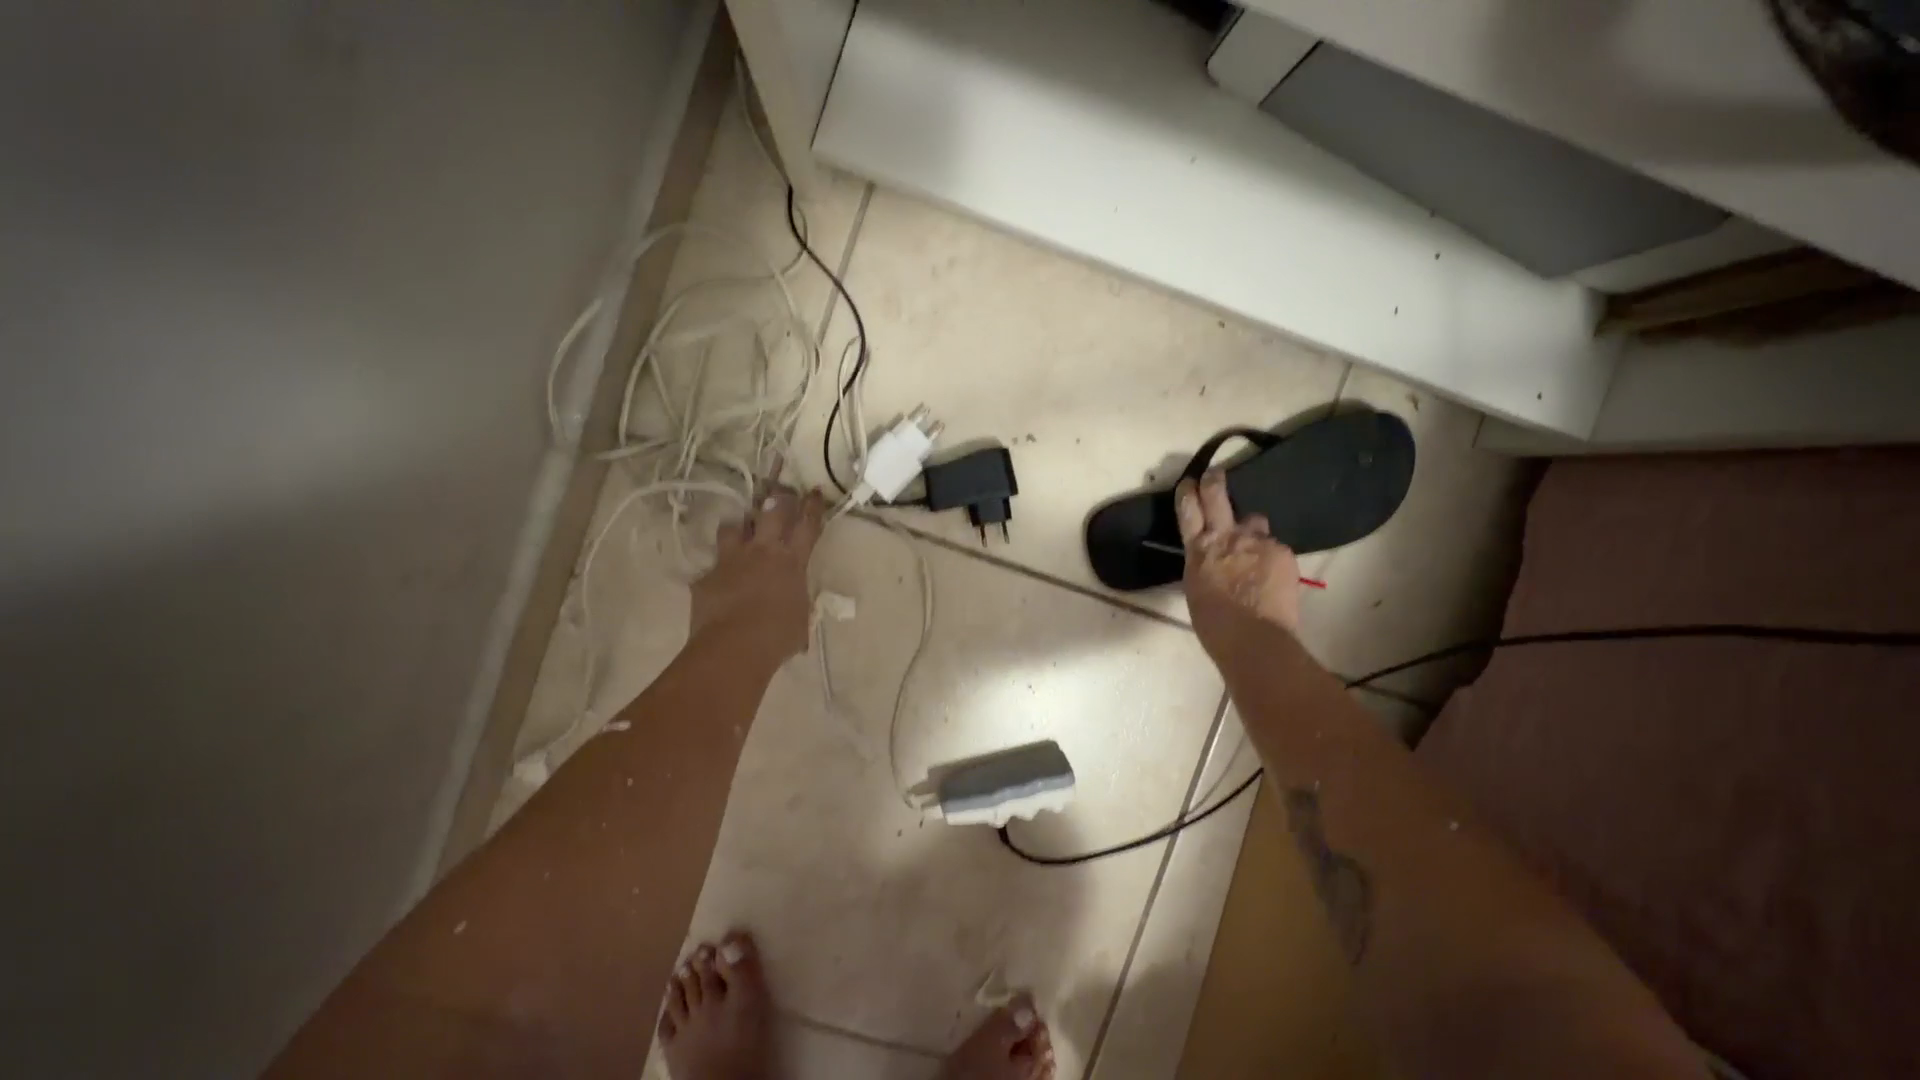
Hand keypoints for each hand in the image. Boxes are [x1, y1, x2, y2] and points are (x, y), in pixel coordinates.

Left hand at [689, 488, 826, 665]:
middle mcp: (761, 552)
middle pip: (771, 513)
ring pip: (733, 528)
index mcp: (791, 562)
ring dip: (739, 527)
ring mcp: (731, 561)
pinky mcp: (707, 576)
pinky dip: (718, 569)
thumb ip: (797, 602)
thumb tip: (794, 602)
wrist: (734, 646)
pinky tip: (718, 579)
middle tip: (780, 494)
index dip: (812, 507)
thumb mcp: (801, 619)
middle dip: (777, 500)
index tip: (813, 492)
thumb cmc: (778, 636)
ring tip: (740, 530)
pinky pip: (712, 565)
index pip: (807, 526)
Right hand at [1177, 469, 1301, 656]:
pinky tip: (1273, 576)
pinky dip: (1272, 557)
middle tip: (1215, 475)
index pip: (1188, 510)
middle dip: (1214, 482)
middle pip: (1217, 496)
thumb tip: (1211, 560)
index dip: (1187, 493)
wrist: (1255, 638)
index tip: (1188, 483)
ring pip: (1255, 521)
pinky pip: (1275, 547)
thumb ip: (1204, 565)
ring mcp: (1257, 541)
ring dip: (1252, 529)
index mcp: (1199, 550)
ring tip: (1255, 547)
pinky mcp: (1282, 551)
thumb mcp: (1196, 589)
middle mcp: (1227, 537)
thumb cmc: (1216, 625)